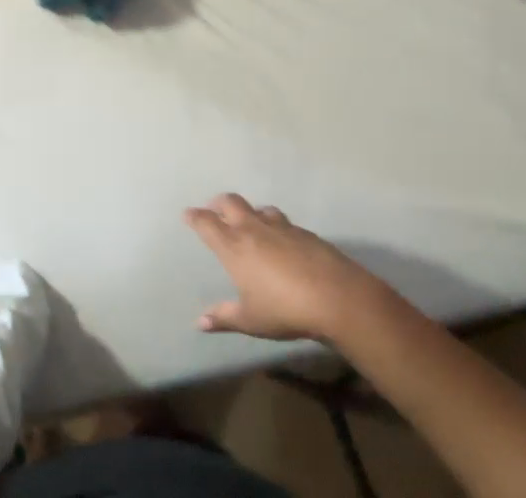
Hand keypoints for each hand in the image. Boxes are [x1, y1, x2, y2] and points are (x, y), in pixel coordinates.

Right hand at [185, 194, 391, 342]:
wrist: (337, 298)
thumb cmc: (285, 310)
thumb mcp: (250, 320)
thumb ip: (224, 318)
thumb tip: (199, 323)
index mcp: (234, 247)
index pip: (207, 223)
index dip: (195, 217)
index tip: (187, 214)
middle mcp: (254, 230)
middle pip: (231, 202)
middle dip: (218, 203)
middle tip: (213, 210)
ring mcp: (282, 228)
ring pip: (259, 208)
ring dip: (249, 212)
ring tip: (249, 223)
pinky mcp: (305, 233)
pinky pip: (282, 221)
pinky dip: (274, 224)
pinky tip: (280, 240)